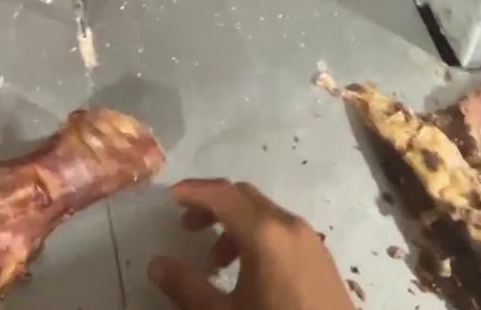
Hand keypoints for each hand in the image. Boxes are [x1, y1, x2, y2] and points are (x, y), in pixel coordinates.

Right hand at [149, 179, 357, 309]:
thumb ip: (187, 288)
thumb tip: (156, 264)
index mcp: (264, 233)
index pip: (223, 194)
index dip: (194, 191)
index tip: (171, 198)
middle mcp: (289, 226)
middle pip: (244, 197)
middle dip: (212, 206)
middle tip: (187, 226)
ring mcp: (311, 243)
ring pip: (264, 215)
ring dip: (234, 225)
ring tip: (215, 261)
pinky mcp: (323, 263)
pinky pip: (282, 233)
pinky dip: (257, 238)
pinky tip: (250, 276)